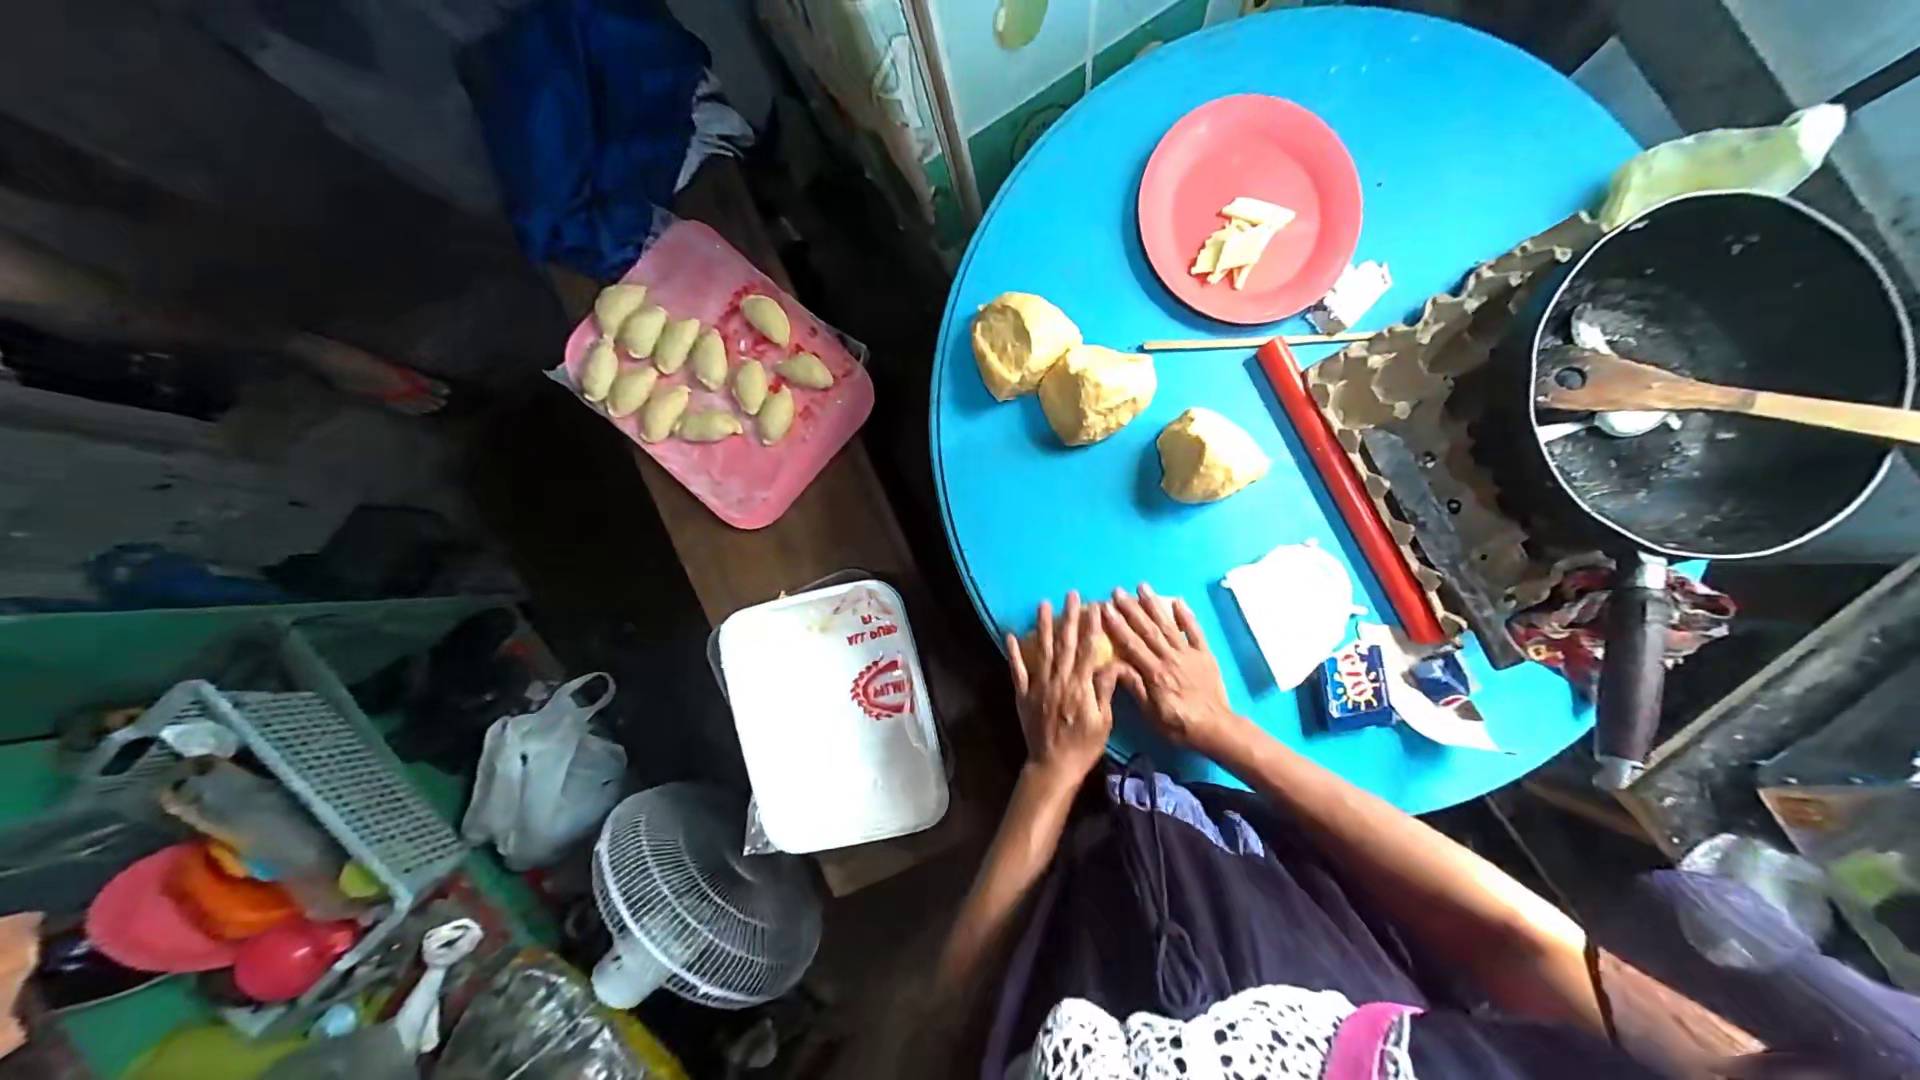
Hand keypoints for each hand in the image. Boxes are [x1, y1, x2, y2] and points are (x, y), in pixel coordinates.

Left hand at [1005, 592, 1119, 789]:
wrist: (1054, 765)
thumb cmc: (1084, 746)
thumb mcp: (1103, 721)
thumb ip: (1104, 690)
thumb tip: (1111, 664)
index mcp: (1081, 686)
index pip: (1089, 650)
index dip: (1092, 627)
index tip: (1095, 607)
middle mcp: (1059, 680)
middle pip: (1066, 644)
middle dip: (1069, 618)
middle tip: (1071, 595)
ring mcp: (1039, 686)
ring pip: (1042, 650)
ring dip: (1043, 626)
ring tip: (1043, 604)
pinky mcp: (1024, 694)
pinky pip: (1017, 670)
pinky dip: (1013, 653)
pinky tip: (1011, 635)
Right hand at [1104, 584, 1246, 758]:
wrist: (1216, 729)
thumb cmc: (1178, 724)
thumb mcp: (1150, 712)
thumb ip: (1134, 685)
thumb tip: (1114, 664)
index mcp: (1154, 672)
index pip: (1131, 644)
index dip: (1117, 625)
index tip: (1105, 608)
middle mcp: (1170, 658)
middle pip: (1147, 629)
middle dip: (1131, 609)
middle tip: (1117, 591)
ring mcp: (1189, 654)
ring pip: (1168, 625)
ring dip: (1154, 605)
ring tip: (1142, 586)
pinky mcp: (1205, 655)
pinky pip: (1195, 632)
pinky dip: (1187, 616)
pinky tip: (1177, 600)